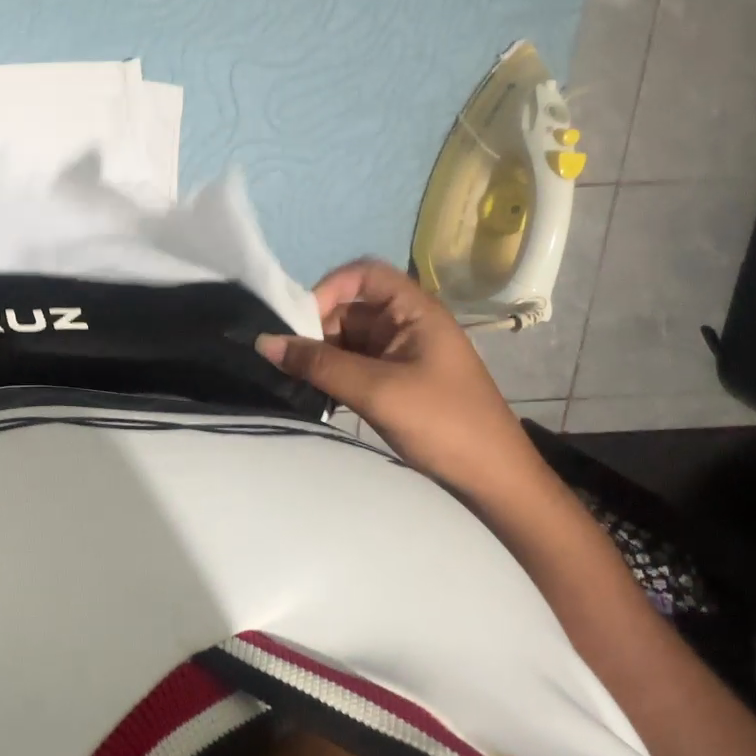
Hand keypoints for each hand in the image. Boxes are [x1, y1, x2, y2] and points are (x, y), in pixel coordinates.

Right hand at [254, 258, 543, 498]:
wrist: (494, 480)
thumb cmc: (444, 424)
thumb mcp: (376, 391)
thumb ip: (318, 364)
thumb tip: (262, 341)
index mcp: (415, 312)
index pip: (363, 274)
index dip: (328, 287)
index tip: (299, 322)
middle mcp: (406, 325)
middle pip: (348, 306)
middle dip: (314, 326)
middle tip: (287, 358)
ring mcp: (400, 355)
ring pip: (345, 338)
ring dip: (318, 353)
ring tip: (294, 378)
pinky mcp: (394, 382)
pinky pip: (351, 364)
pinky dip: (329, 373)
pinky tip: (312, 392)